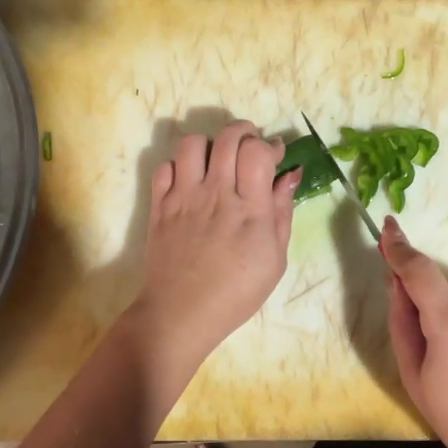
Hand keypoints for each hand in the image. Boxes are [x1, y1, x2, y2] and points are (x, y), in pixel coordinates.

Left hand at [124, 121, 300, 378]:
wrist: (181, 314)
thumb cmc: (236, 293)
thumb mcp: (274, 259)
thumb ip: (281, 212)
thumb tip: (289, 175)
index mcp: (249, 209)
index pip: (257, 151)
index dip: (269, 145)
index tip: (275, 155)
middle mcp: (215, 194)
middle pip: (228, 138)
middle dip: (244, 132)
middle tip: (250, 147)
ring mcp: (183, 197)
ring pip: (192, 143)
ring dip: (209, 144)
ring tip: (217, 160)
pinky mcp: (159, 205)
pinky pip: (164, 166)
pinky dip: (178, 166)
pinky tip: (189, 181)